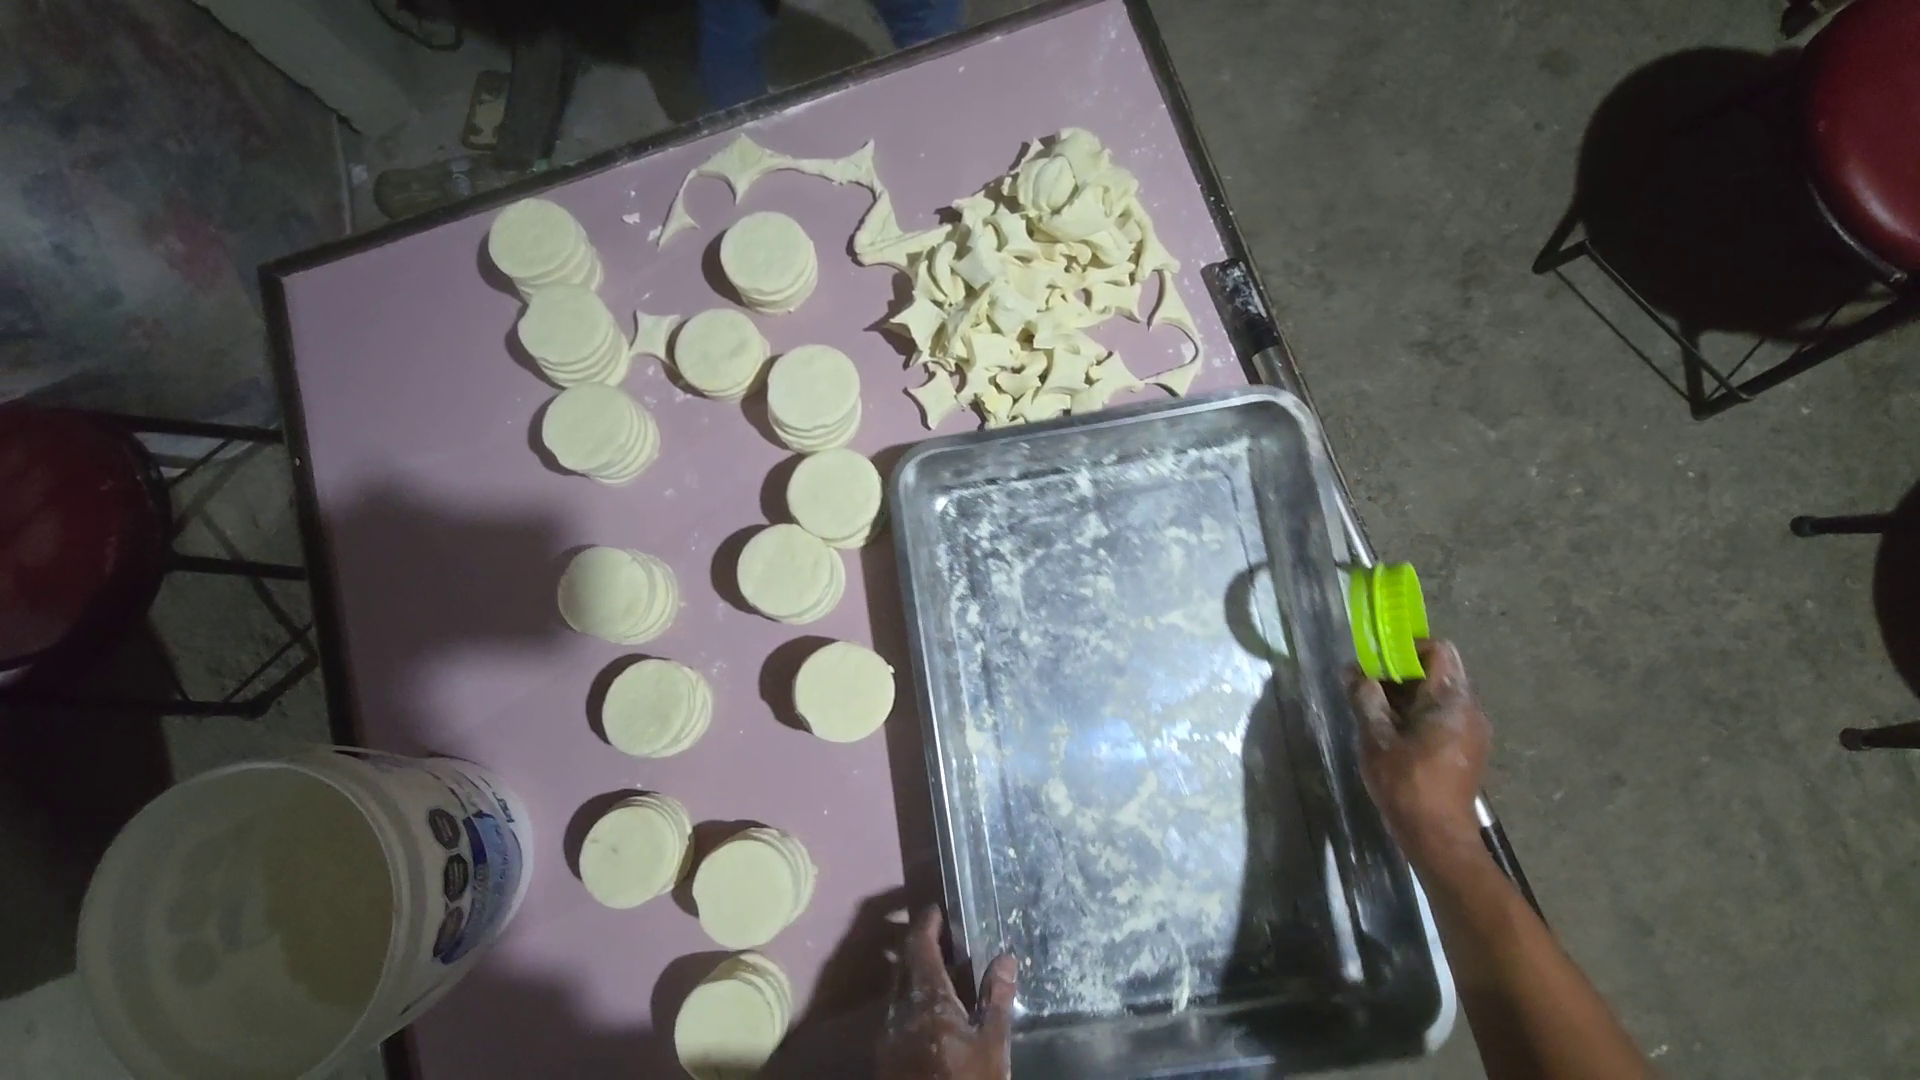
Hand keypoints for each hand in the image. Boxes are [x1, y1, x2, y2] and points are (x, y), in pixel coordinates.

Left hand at [875, 907, 1016, 1079]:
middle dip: (920, 945)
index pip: (918, 947)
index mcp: (926, 1002)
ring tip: (943, 969)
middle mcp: (899, 1011)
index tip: (937, 910)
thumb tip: (1006, 957)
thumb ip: (996, 999)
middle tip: (944, 937)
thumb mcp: (992, 1047)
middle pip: (903, 965)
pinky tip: (932, 1008)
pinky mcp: (885, 1057)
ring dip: (915, 972)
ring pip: (898, 989)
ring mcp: (888, 1035)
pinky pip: (896, 1012)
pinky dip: (911, 997)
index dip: (926, 924)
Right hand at [1346, 639, 1491, 868]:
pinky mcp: (1467, 748)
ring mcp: (1472, 730)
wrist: (1437, 836)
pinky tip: (1392, 735)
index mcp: (1452, 700)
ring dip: (1405, 696)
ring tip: (1374, 713)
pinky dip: (1416, 715)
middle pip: (1437, 672)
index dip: (1406, 648)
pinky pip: (1442, 715)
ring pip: (1437, 695)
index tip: (1376, 662)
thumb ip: (1365, 698)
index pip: (1438, 650)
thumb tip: (1353, 671)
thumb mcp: (1375, 737)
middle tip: (1366, 688)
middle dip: (1399, 674)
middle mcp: (1470, 709)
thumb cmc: (1406, 783)